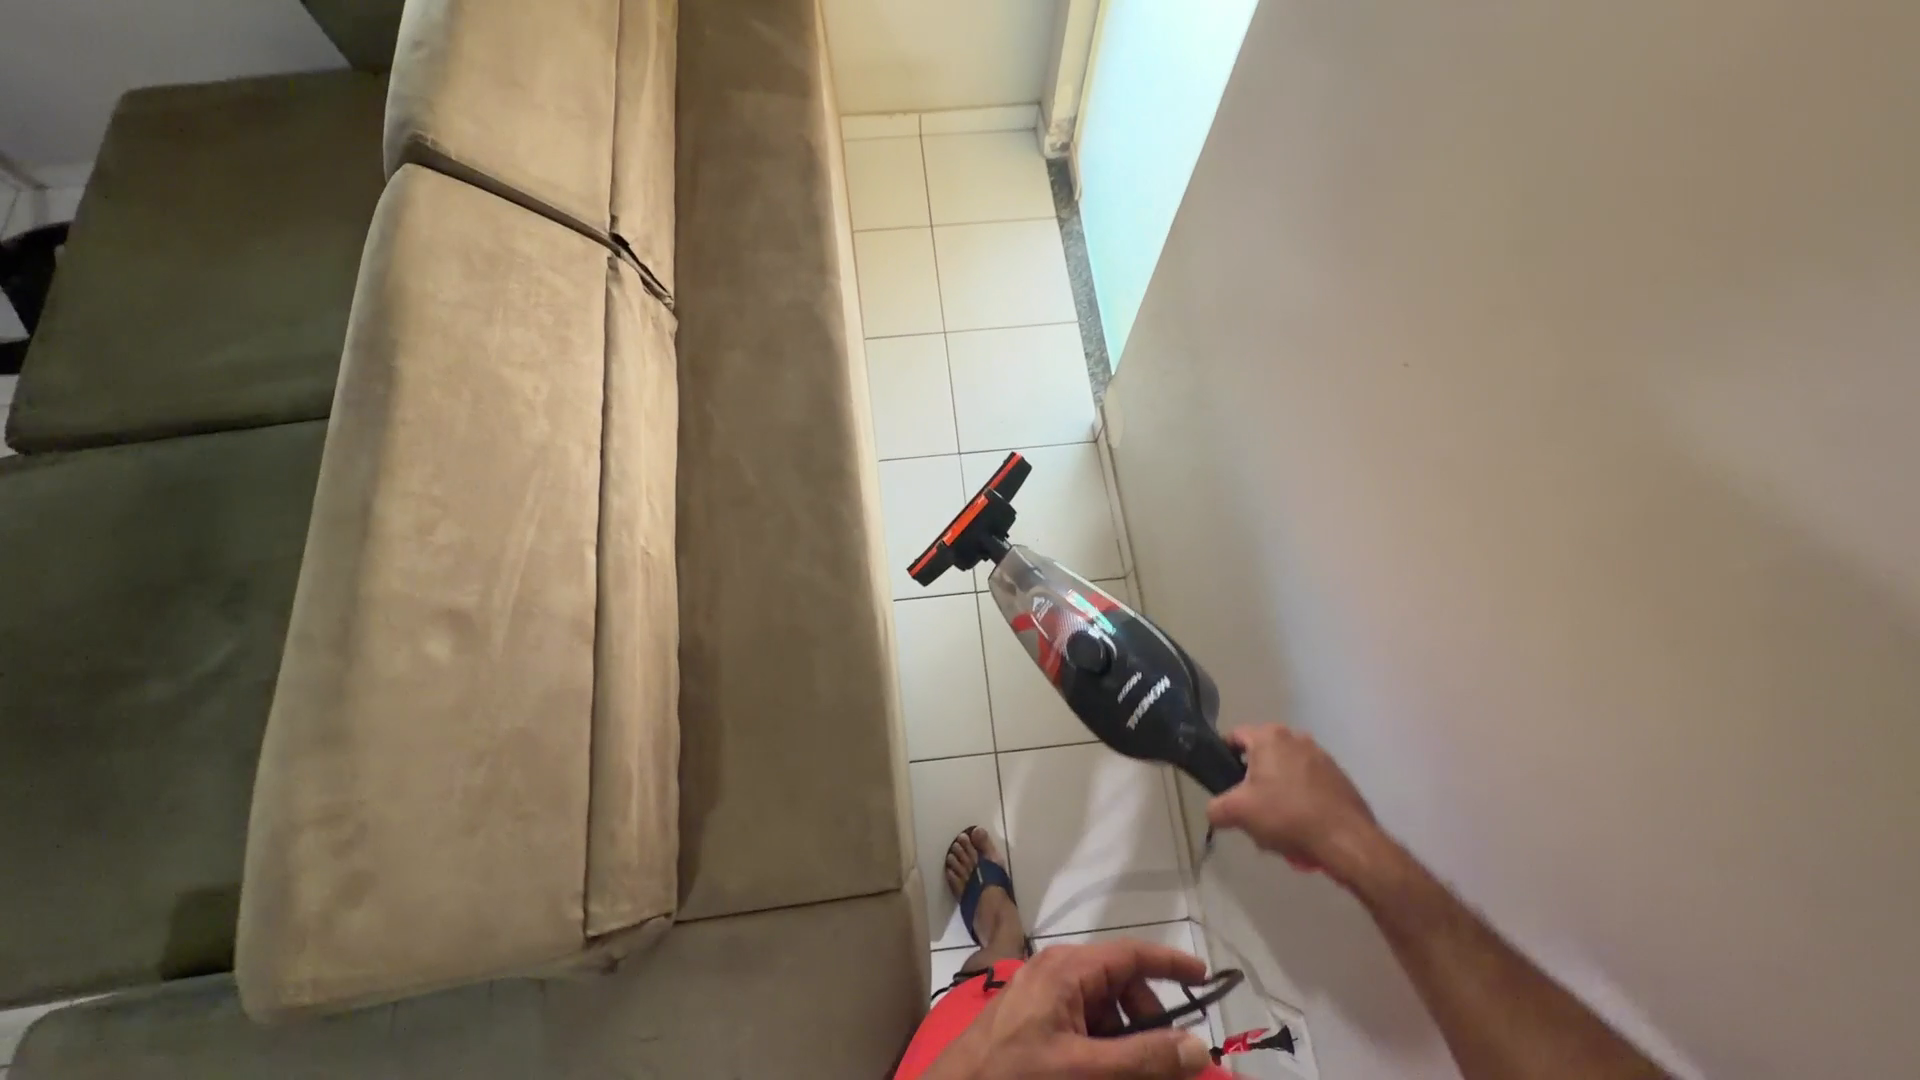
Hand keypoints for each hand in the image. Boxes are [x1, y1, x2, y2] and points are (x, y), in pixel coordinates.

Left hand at [925, 941, 1215, 1078]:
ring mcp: (1043, 994)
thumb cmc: (1018, 1073)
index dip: (1170, 964)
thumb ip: (1143, 1057)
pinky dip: (1101, 1045)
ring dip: (1124, 1038)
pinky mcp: (1034, 1018)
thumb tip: (1197, 1046)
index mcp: (1068, 968)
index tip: (1204, 979)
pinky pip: (1081, 1023)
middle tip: (1167, 1061)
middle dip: (1148, 1019)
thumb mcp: (1085, 1067)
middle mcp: (1057, 971)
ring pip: (1102, 1008)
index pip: (1131, 954)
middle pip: (1120, 985)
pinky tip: (1102, 1070)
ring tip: (1132, 1071)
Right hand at [1207, 724, 1380, 882]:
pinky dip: (1300, 800)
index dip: (1223, 757)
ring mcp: (1322, 756)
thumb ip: (1216, 808)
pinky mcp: (1339, 777)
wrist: (1346, 839)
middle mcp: (1296, 738)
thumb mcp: (1238, 813)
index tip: (1223, 782)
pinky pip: (1308, 784)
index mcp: (1269, 736)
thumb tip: (1215, 811)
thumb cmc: (1286, 814)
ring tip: (1276, 824)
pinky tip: (1300, 827)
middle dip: (1253, 781)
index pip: (1235, 737)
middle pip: (1262, 757)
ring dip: (1277, 792)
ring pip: (1285, 772)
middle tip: (1249, 808)